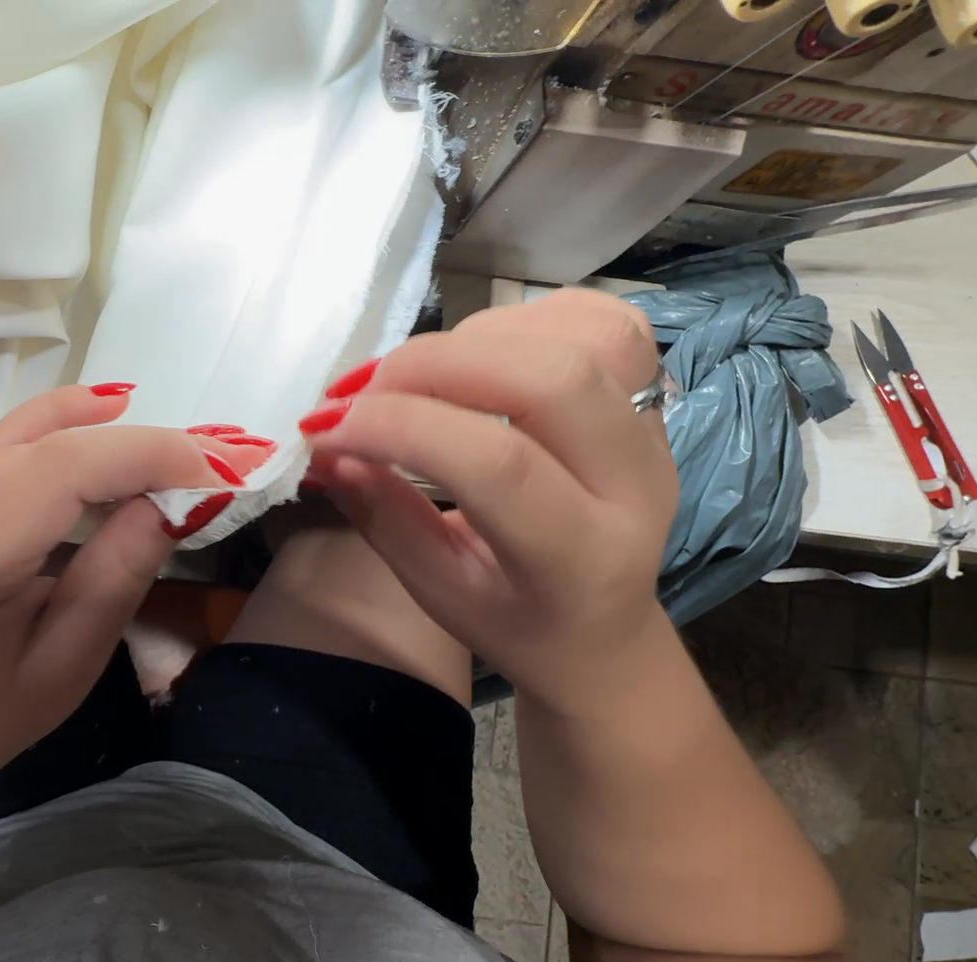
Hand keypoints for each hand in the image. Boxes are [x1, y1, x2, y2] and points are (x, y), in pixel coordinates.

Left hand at [0, 383, 268, 846]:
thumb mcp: (69, 662)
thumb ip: (119, 573)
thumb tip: (177, 500)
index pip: (63, 472)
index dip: (147, 455)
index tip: (222, 470)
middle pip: (51, 446)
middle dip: (142, 444)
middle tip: (220, 457)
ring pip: (29, 435)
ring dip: (110, 431)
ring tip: (182, 444)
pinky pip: (7, 446)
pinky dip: (64, 426)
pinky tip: (109, 408)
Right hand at [299, 288, 678, 704]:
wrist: (600, 627)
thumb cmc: (511, 619)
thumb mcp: (432, 587)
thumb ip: (380, 513)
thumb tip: (325, 446)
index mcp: (578, 555)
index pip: (496, 464)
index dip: (398, 428)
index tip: (323, 428)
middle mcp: (635, 483)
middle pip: (548, 379)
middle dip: (430, 366)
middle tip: (358, 391)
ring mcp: (654, 430)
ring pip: (580, 336)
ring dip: (474, 337)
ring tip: (416, 374)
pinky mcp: (653, 394)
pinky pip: (599, 320)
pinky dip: (522, 320)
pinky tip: (474, 352)